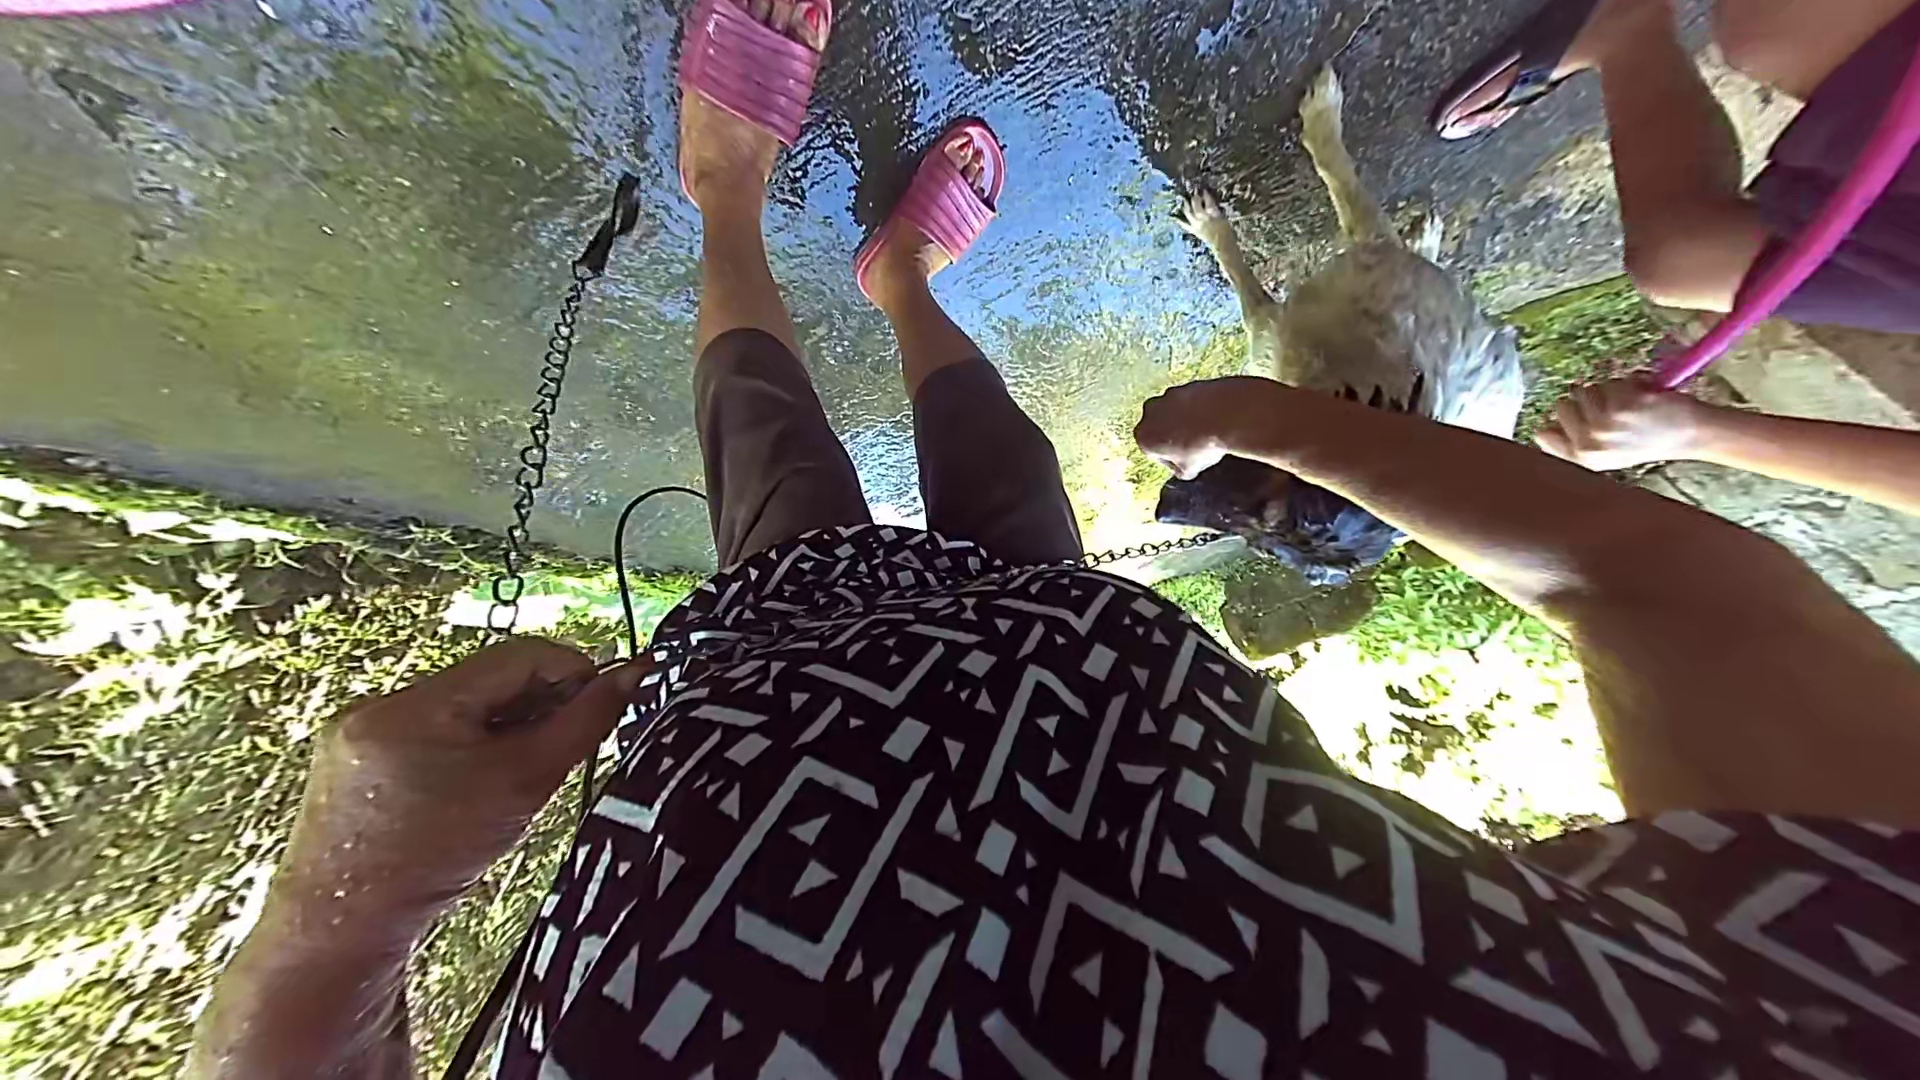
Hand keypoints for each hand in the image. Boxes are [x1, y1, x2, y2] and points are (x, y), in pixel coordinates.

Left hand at [273, 639, 646, 934]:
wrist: (343, 934)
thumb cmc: (441, 855)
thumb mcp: (531, 779)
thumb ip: (589, 718)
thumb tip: (636, 671)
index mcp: (415, 705)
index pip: (522, 654)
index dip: (573, 671)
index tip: (596, 707)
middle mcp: (381, 702)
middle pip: (495, 675)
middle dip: (540, 701)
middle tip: (560, 743)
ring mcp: (360, 726)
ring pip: (471, 699)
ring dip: (511, 720)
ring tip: (520, 766)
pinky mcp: (355, 751)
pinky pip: (441, 722)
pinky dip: (477, 738)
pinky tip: (483, 776)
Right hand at [1135, 377, 1277, 478]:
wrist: (1227, 416)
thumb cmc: (1203, 446)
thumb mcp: (1189, 470)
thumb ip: (1180, 470)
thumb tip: (1184, 469)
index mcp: (1143, 436)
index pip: (1152, 452)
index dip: (1170, 459)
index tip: (1184, 462)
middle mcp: (1150, 413)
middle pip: (1160, 428)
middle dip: (1173, 436)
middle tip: (1194, 448)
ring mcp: (1169, 395)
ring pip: (1175, 412)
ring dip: (1186, 421)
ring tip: (1207, 434)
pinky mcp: (1189, 384)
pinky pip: (1192, 400)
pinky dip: (1201, 408)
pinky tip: (1215, 420)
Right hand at [1536, 378, 1713, 471]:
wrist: (1696, 436)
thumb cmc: (1648, 444)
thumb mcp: (1602, 457)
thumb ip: (1570, 446)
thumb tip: (1542, 428)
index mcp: (1580, 456)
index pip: (1542, 433)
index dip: (1557, 423)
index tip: (1577, 421)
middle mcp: (1590, 441)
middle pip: (1561, 406)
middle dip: (1583, 402)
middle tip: (1608, 409)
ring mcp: (1608, 421)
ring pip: (1585, 389)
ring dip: (1605, 390)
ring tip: (1627, 402)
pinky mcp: (1629, 402)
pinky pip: (1614, 382)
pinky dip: (1630, 382)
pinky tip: (1644, 394)